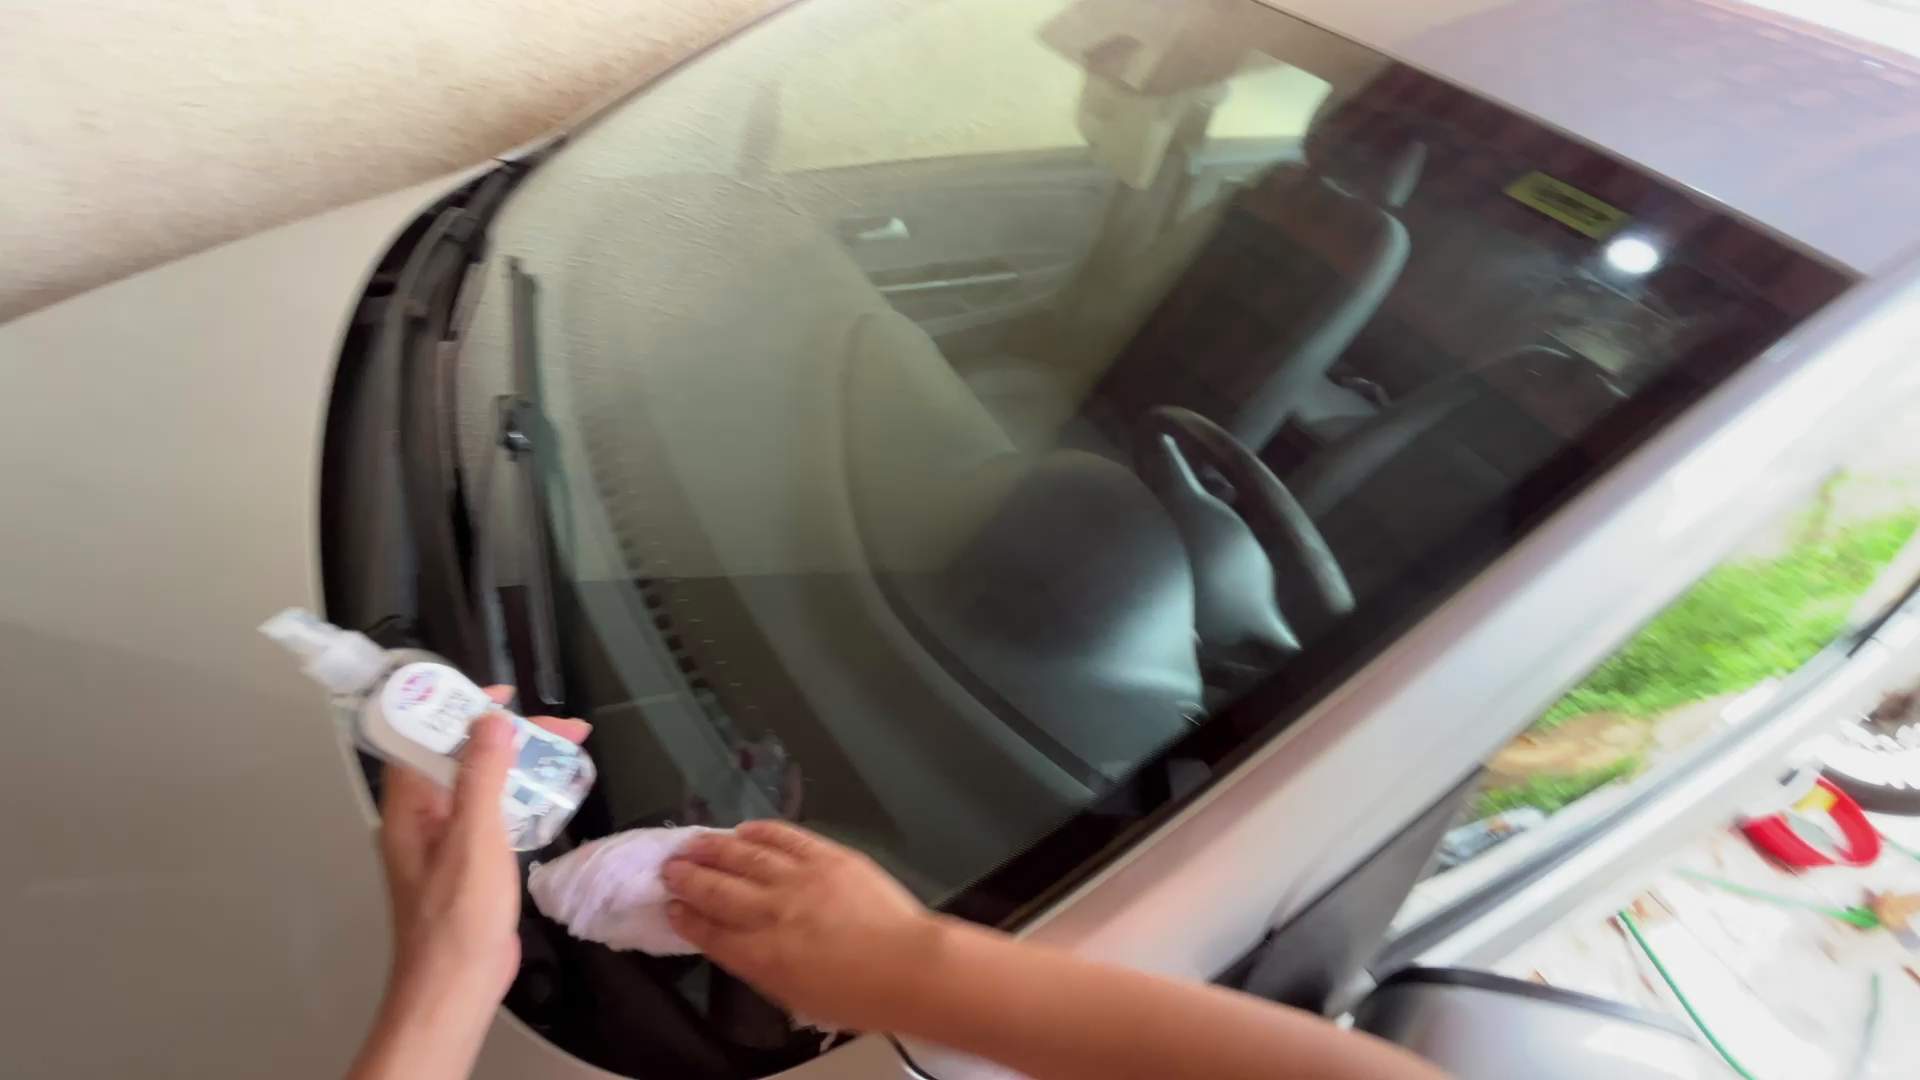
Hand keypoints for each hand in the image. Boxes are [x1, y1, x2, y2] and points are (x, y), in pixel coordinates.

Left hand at [371, 687, 589, 1045]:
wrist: (456, 987)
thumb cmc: (458, 918)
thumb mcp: (474, 839)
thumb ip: (482, 777)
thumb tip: (489, 719)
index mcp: (411, 809)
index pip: (424, 739)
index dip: (456, 708)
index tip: (503, 693)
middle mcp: (424, 818)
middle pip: (464, 756)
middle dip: (510, 734)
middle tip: (562, 727)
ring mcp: (448, 839)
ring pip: (483, 780)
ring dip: (522, 759)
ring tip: (567, 749)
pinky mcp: (471, 858)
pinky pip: (495, 806)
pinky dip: (522, 789)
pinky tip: (551, 791)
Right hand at [663, 821, 944, 1031]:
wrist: (904, 966)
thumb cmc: (856, 995)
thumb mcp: (795, 996)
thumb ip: (763, 966)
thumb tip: (744, 945)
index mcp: (761, 958)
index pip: (711, 934)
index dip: (686, 918)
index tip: (670, 906)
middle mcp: (772, 914)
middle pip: (719, 891)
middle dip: (689, 878)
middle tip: (669, 868)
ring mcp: (800, 880)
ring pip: (746, 857)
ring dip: (714, 848)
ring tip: (692, 842)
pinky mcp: (827, 856)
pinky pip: (786, 837)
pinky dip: (762, 830)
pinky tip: (744, 828)